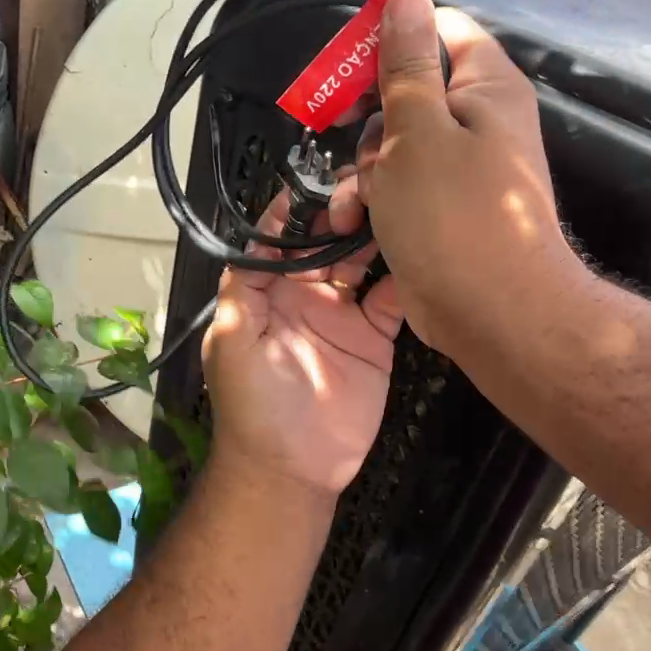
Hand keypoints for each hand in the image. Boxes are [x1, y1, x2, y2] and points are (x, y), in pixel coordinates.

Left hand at [200, 189, 402, 497]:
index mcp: (264, 292)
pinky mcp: (374, 339)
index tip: (311, 182)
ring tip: (395, 207)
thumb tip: (251, 238)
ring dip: (372, 237)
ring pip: (359, 263)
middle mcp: (302, 295)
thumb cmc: (253, 402)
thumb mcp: (232, 339)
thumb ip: (242, 286)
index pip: (277, 241)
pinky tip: (419, 255)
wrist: (291, 467)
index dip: (291, 213)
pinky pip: (392, 301)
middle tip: (364, 188)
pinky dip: (405, 279)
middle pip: (322, 244)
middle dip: (338, 215)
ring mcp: (340, 315)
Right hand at [355, 0, 588, 358]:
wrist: (492, 313)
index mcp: (485, 87)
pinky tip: (355, 220)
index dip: (392, 39)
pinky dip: (373, 196)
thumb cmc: (453, 214)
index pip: (440, 30)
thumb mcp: (417, 130)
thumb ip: (407, 64)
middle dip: (368, 117)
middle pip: (407, 89)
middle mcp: (477, 119)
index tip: (350, 66)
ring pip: (392, 141)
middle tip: (343, 133)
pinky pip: (397, 181)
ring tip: (358, 198)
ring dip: (364, 166)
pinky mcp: (440, 203)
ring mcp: (459, 165)